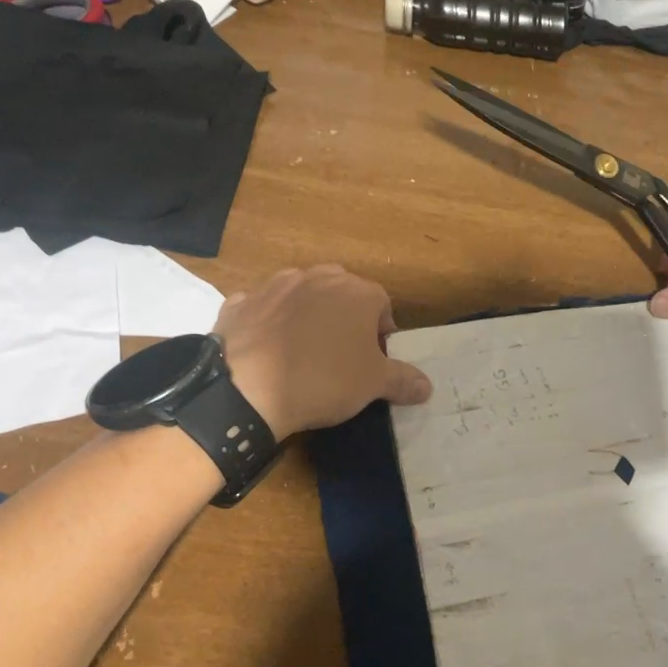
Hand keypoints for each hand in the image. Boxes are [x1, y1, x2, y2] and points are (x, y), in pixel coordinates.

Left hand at [214, 265, 432, 436]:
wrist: (247, 388)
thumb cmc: (325, 379)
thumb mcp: (374, 385)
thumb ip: (404, 380)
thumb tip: (427, 386)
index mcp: (357, 291)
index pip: (382, 304)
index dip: (381, 333)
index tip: (374, 359)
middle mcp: (317, 277)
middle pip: (342, 293)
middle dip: (346, 317)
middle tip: (343, 355)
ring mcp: (274, 286)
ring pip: (302, 296)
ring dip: (308, 316)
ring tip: (305, 352)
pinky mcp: (240, 303)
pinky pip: (264, 309)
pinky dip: (269, 323)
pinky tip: (268, 350)